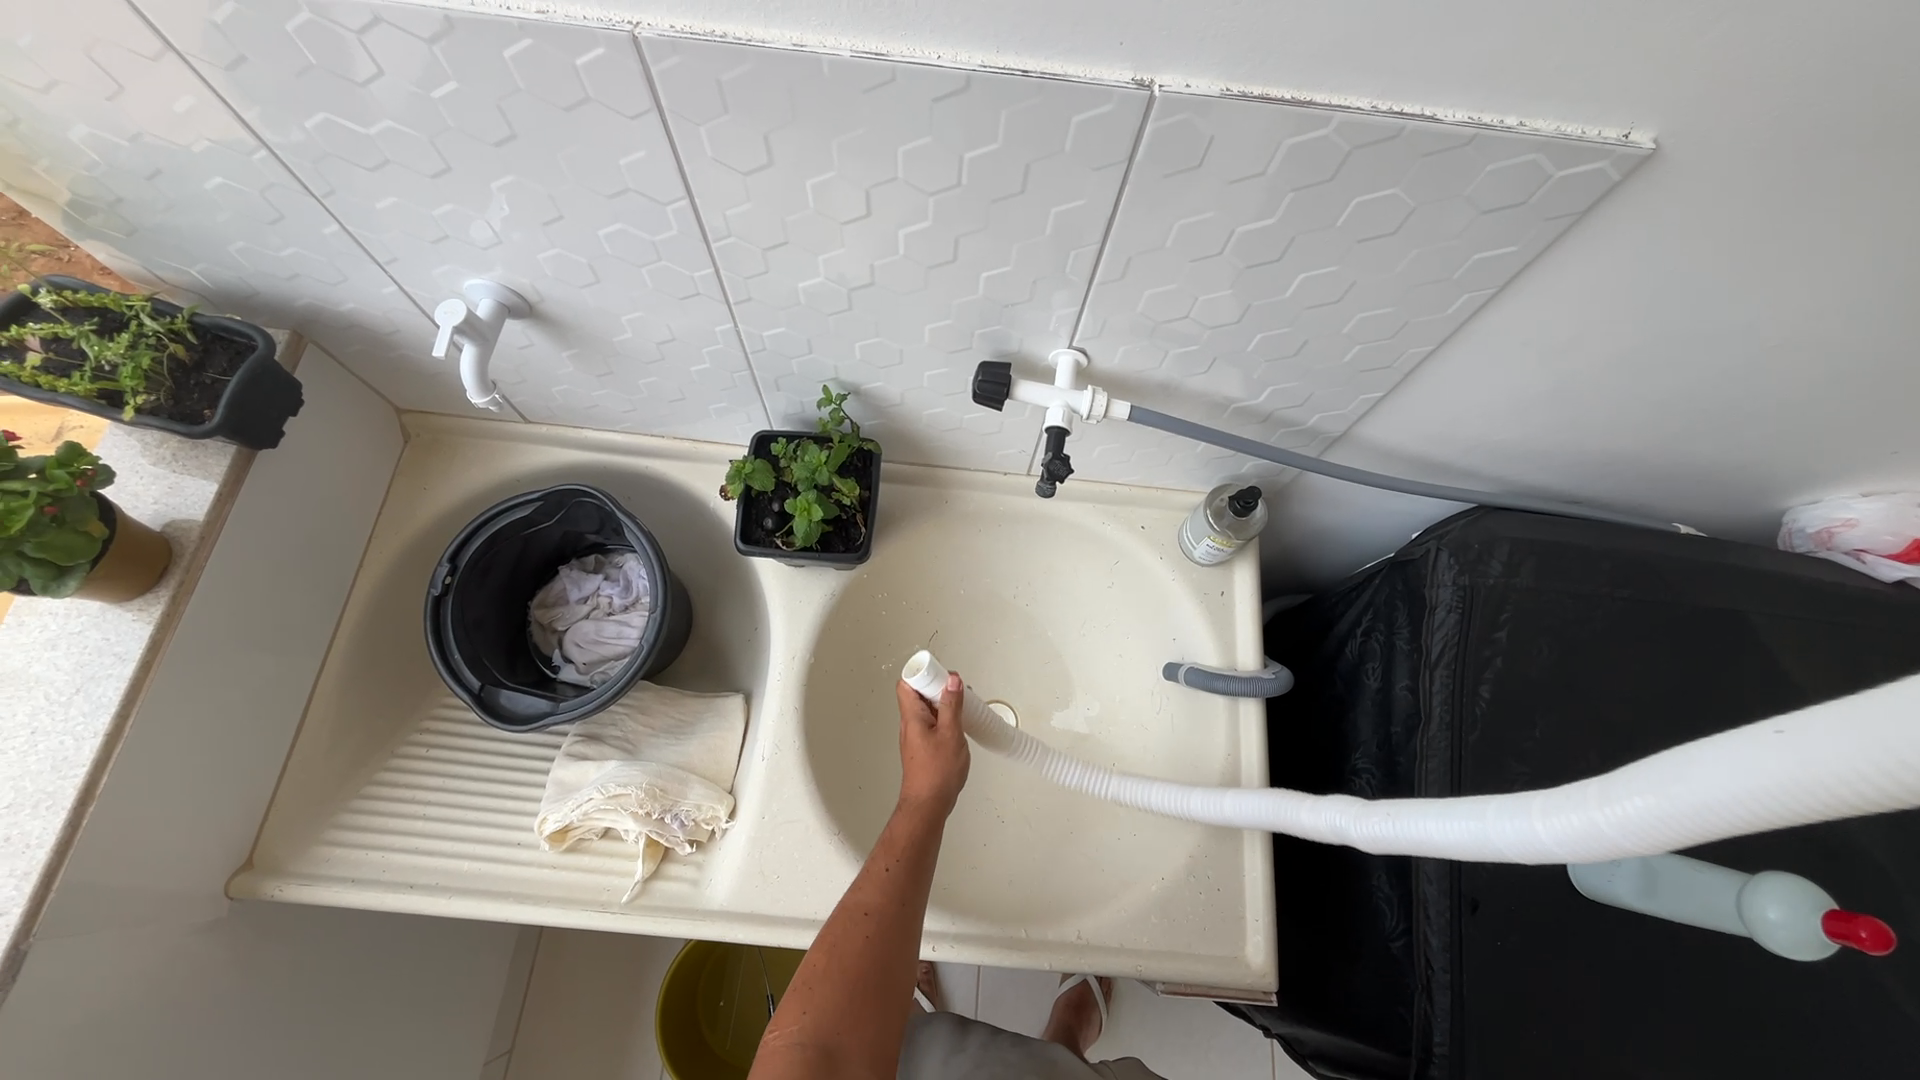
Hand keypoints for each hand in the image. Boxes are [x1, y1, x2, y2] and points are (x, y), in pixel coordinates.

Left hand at [895, 673, 970, 815]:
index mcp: (912, 716)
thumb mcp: (951, 733)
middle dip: (938, 686)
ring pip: (927, 707)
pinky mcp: (923, 745)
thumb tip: (952, 680)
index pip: (908, 683)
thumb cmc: (937, 773)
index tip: (944, 673)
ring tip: (962, 707)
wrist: (928, 804)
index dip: (924, 673)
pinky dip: (944, 717)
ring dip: (944, 703)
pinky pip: (932, 721)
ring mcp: (916, 734)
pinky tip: (958, 724)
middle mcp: (910, 723)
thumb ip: (952, 705)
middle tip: (958, 690)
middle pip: (918, 692)